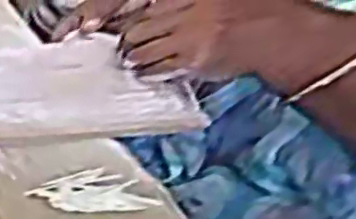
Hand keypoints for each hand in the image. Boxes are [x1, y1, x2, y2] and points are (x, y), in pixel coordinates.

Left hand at [68, 0, 340, 82]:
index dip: (97, 12)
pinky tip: (167, 66)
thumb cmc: (248, 15)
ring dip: (139, 58)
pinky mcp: (192, 53)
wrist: (285, 34)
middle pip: (132, 30)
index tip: (73, 28)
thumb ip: (175, 7)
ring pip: (135, 51)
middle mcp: (194, 3)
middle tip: (148, 43)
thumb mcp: (212, 0)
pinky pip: (149, 69)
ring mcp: (193, 28)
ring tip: (163, 53)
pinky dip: (151, 71)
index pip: (133, 1)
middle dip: (133, 40)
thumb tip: (125, 22)